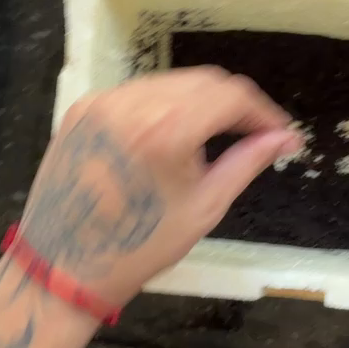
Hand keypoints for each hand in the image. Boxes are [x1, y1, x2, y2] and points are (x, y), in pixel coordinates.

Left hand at [19, 67, 301, 307]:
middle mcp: (133, 103)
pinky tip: (172, 136)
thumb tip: (285, 139)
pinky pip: (138, 93)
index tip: (279, 133)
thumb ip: (248, 162)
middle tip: (255, 134)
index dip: (263, 112)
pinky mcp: (83, 108)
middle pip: (203, 81)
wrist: (63, 266)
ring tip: (216, 136)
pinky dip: (165, 105)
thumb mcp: (206, 206)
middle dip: (235, 105)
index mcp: (167, 130)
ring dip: (202, 102)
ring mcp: (103, 102)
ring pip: (171, 82)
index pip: (231, 96)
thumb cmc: (141, 246)